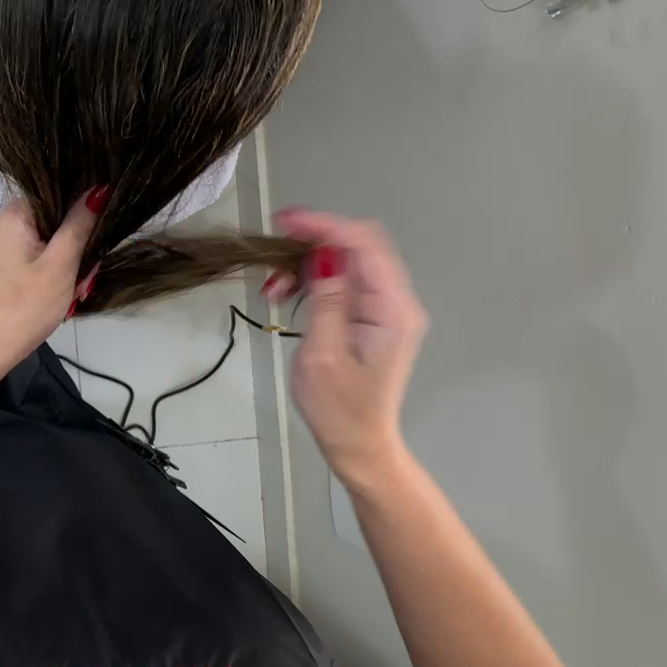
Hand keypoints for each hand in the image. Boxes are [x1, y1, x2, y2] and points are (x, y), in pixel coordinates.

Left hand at [0, 194, 101, 393]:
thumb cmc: (26, 305)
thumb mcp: (61, 263)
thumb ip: (80, 224)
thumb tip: (100, 187)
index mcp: (19, 212)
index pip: (64, 192)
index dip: (86, 212)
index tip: (96, 237)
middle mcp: (16, 221)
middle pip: (66, 219)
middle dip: (82, 249)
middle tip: (81, 277)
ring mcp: (19, 243)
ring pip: (64, 242)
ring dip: (76, 267)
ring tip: (74, 289)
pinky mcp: (23, 262)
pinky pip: (54, 257)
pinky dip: (65, 275)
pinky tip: (66, 293)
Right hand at [272, 209, 427, 482]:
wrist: (358, 444)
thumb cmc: (338, 408)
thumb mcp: (323, 354)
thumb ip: (326, 300)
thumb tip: (322, 255)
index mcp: (392, 309)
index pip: (364, 245)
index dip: (324, 226)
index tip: (283, 222)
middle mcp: (396, 301)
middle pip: (357, 246)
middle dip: (310, 244)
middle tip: (269, 260)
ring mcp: (385, 308)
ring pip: (345, 261)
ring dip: (304, 265)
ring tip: (271, 291)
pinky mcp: (371, 316)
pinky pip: (342, 281)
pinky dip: (311, 280)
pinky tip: (286, 297)